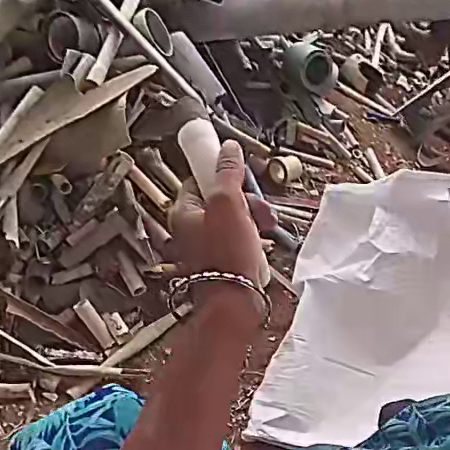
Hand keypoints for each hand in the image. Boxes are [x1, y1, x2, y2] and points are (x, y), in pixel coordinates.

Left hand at [167, 140, 269, 313]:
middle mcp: (192, 229)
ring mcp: (207, 247)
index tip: (239, 174)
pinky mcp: (224, 262)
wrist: (236, 300)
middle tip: (258, 208)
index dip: (221, 175)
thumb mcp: (228, 204)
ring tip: (265, 227)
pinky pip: (240, 239)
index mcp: (183, 212)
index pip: (199, 179)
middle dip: (246, 201)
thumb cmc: (227, 256)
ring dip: (253, 218)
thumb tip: (228, 149)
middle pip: (221, 200)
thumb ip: (227, 173)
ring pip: (234, 220)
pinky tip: (261, 243)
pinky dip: (253, 237)